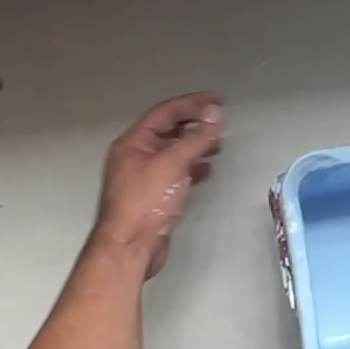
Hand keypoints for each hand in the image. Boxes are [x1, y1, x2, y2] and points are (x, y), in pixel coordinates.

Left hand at [92, 92, 224, 279]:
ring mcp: (142, 177)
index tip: (216, 101)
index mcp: (133, 142)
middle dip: (194, 125)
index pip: (165, 112)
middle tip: (218, 124)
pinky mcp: (152, 196)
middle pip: (167, 131)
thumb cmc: (147, 202)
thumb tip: (215, 112)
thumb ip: (196, 137)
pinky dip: (190, 167)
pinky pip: (174, 172)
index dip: (191, 104)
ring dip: (194, 146)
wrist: (130, 247)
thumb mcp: (173, 163)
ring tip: (217, 146)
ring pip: (172, 152)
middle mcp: (134, 156)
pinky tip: (205, 171)